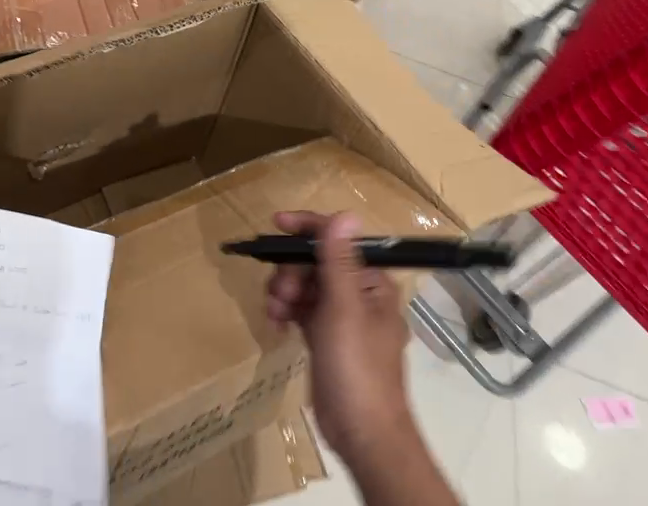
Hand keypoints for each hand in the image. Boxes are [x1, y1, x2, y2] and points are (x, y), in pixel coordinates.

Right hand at [264, 211, 412, 460]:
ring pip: (305, 286)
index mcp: (372, 284)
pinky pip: (302, 311)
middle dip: (291, 272)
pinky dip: (288, 312)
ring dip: (285, 293)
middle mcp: (359, 295)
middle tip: (280, 294)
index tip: (275, 224)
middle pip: (315, 263)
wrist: (363, 433)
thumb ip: (339, 261)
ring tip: (276, 313)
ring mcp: (342, 318)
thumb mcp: (344, 309)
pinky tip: (278, 325)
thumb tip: (345, 214)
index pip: (338, 241)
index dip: (308, 228)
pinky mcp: (327, 338)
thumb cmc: (357, 367)